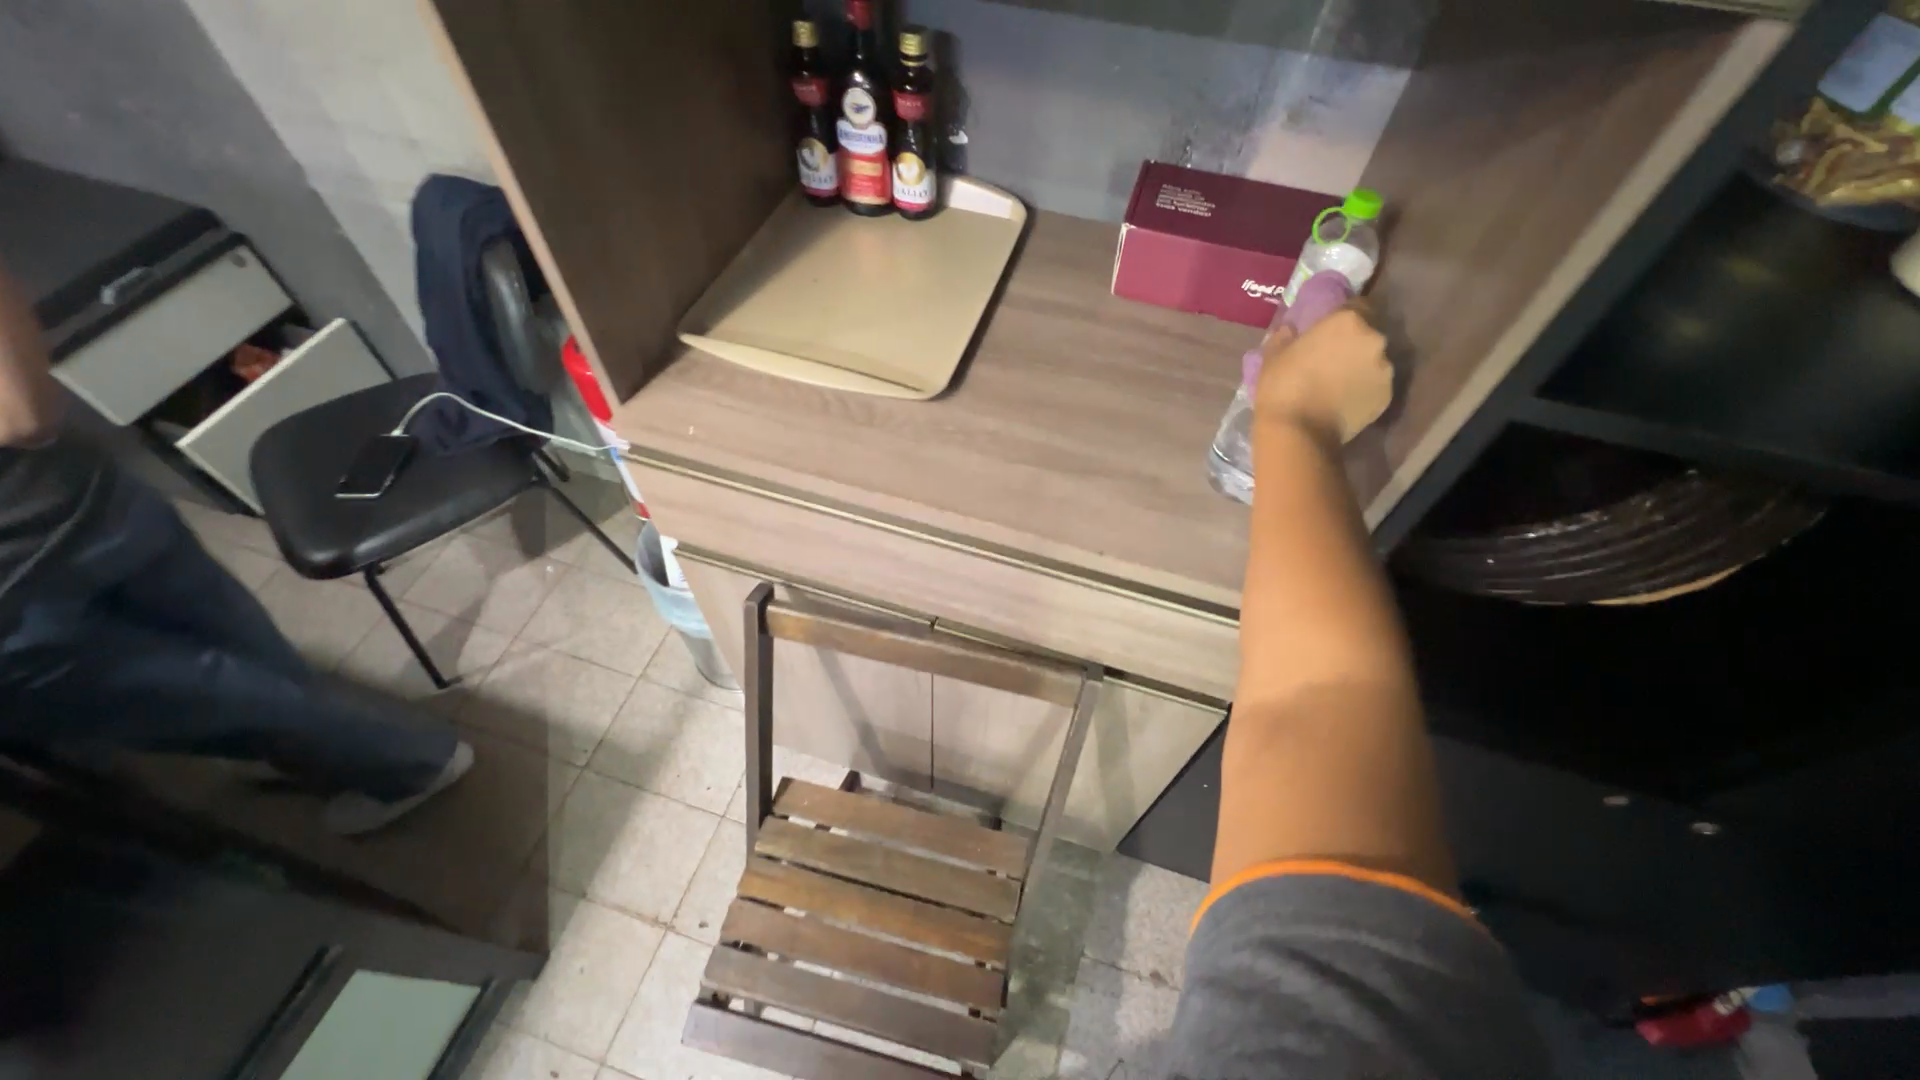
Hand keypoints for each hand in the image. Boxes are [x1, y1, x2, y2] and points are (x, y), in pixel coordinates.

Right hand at [1254, 307, 1392, 445]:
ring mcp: (1385, 369)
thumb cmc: (1282, 386)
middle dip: (1354, 342)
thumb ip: (1287, 335)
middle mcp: (1374, 339)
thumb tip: (1291, 330)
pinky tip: (1346, 401)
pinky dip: (1365, 389)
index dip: (1343, 317)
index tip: (1329, 331)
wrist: (1299, 432)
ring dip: (1362, 366)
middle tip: (1333, 359)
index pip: (1357, 305)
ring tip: (1340, 384)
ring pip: (1375, 360)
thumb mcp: (1273, 354)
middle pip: (1369, 334)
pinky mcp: (1388, 395)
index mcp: (1348, 320)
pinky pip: (1376, 385)